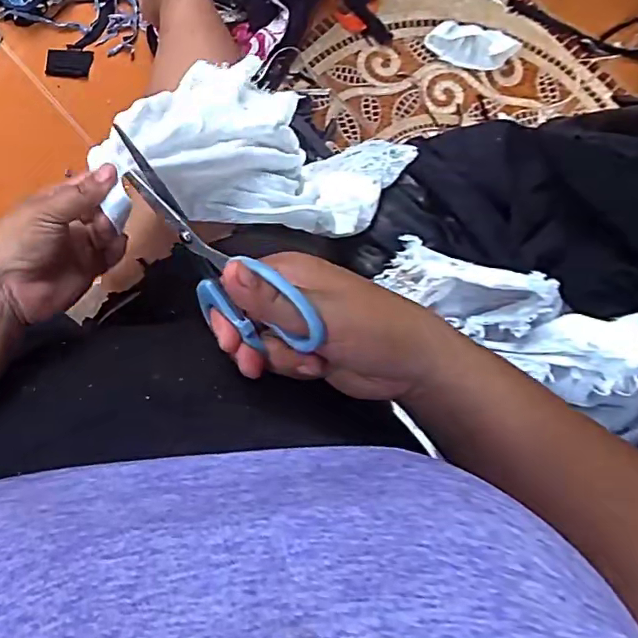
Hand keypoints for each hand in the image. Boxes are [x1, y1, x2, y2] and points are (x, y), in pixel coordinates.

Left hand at [0, 166, 126, 334]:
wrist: (4, 293)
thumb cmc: (18, 242)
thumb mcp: (46, 211)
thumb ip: (82, 194)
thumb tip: (111, 169)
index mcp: (55, 201)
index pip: (85, 184)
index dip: (102, 179)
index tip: (119, 175)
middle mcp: (70, 220)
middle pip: (102, 206)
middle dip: (111, 204)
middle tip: (110, 209)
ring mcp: (81, 245)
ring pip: (109, 228)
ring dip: (113, 225)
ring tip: (104, 231)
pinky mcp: (90, 268)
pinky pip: (111, 253)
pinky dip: (117, 247)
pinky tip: (114, 244)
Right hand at [206, 252, 468, 400]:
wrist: (411, 364)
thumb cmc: (371, 327)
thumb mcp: (315, 314)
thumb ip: (268, 298)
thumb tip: (228, 270)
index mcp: (287, 272)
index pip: (236, 283)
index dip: (226, 311)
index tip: (230, 338)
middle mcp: (287, 293)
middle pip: (242, 315)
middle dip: (248, 342)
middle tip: (255, 360)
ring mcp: (295, 321)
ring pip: (259, 341)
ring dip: (277, 358)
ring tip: (308, 361)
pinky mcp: (304, 346)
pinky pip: (277, 358)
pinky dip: (292, 366)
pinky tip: (317, 366)